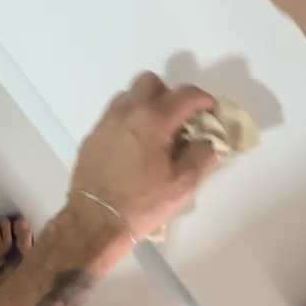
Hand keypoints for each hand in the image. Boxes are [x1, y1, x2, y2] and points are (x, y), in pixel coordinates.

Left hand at [68, 73, 222, 240]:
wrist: (95, 222)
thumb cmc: (142, 204)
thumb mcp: (182, 185)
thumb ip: (201, 156)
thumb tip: (209, 142)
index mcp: (153, 119)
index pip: (186, 95)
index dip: (205, 101)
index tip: (212, 115)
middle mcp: (127, 112)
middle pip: (152, 83)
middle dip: (170, 96)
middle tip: (179, 122)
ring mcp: (106, 123)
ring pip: (129, 97)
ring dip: (147, 106)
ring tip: (155, 135)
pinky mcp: (92, 137)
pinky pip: (114, 117)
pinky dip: (129, 123)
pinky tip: (134, 149)